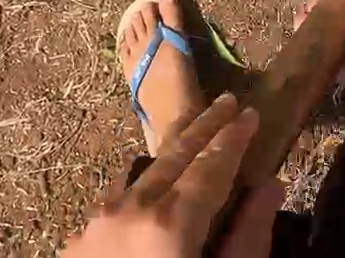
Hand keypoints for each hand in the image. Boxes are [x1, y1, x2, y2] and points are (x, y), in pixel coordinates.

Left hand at [64, 93, 283, 257]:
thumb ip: (247, 240)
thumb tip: (270, 187)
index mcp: (170, 222)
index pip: (213, 163)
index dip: (234, 136)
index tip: (252, 113)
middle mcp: (130, 209)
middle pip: (176, 153)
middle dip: (205, 126)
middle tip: (227, 101)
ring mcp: (96, 226)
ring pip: (141, 171)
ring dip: (172, 151)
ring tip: (194, 135)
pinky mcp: (74, 247)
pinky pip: (115, 199)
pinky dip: (140, 183)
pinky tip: (149, 187)